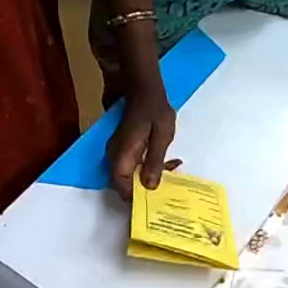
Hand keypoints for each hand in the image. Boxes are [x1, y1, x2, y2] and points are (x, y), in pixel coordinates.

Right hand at [107, 84, 174, 199]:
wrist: (141, 86)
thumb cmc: (153, 108)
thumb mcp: (161, 135)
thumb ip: (154, 161)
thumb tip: (149, 187)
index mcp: (122, 157)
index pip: (122, 188)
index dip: (136, 198)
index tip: (154, 201)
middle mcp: (114, 157)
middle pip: (125, 184)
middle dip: (147, 186)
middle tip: (169, 180)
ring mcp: (117, 152)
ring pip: (130, 174)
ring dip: (150, 174)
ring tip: (172, 167)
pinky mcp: (123, 147)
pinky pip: (132, 163)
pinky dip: (147, 165)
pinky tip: (166, 160)